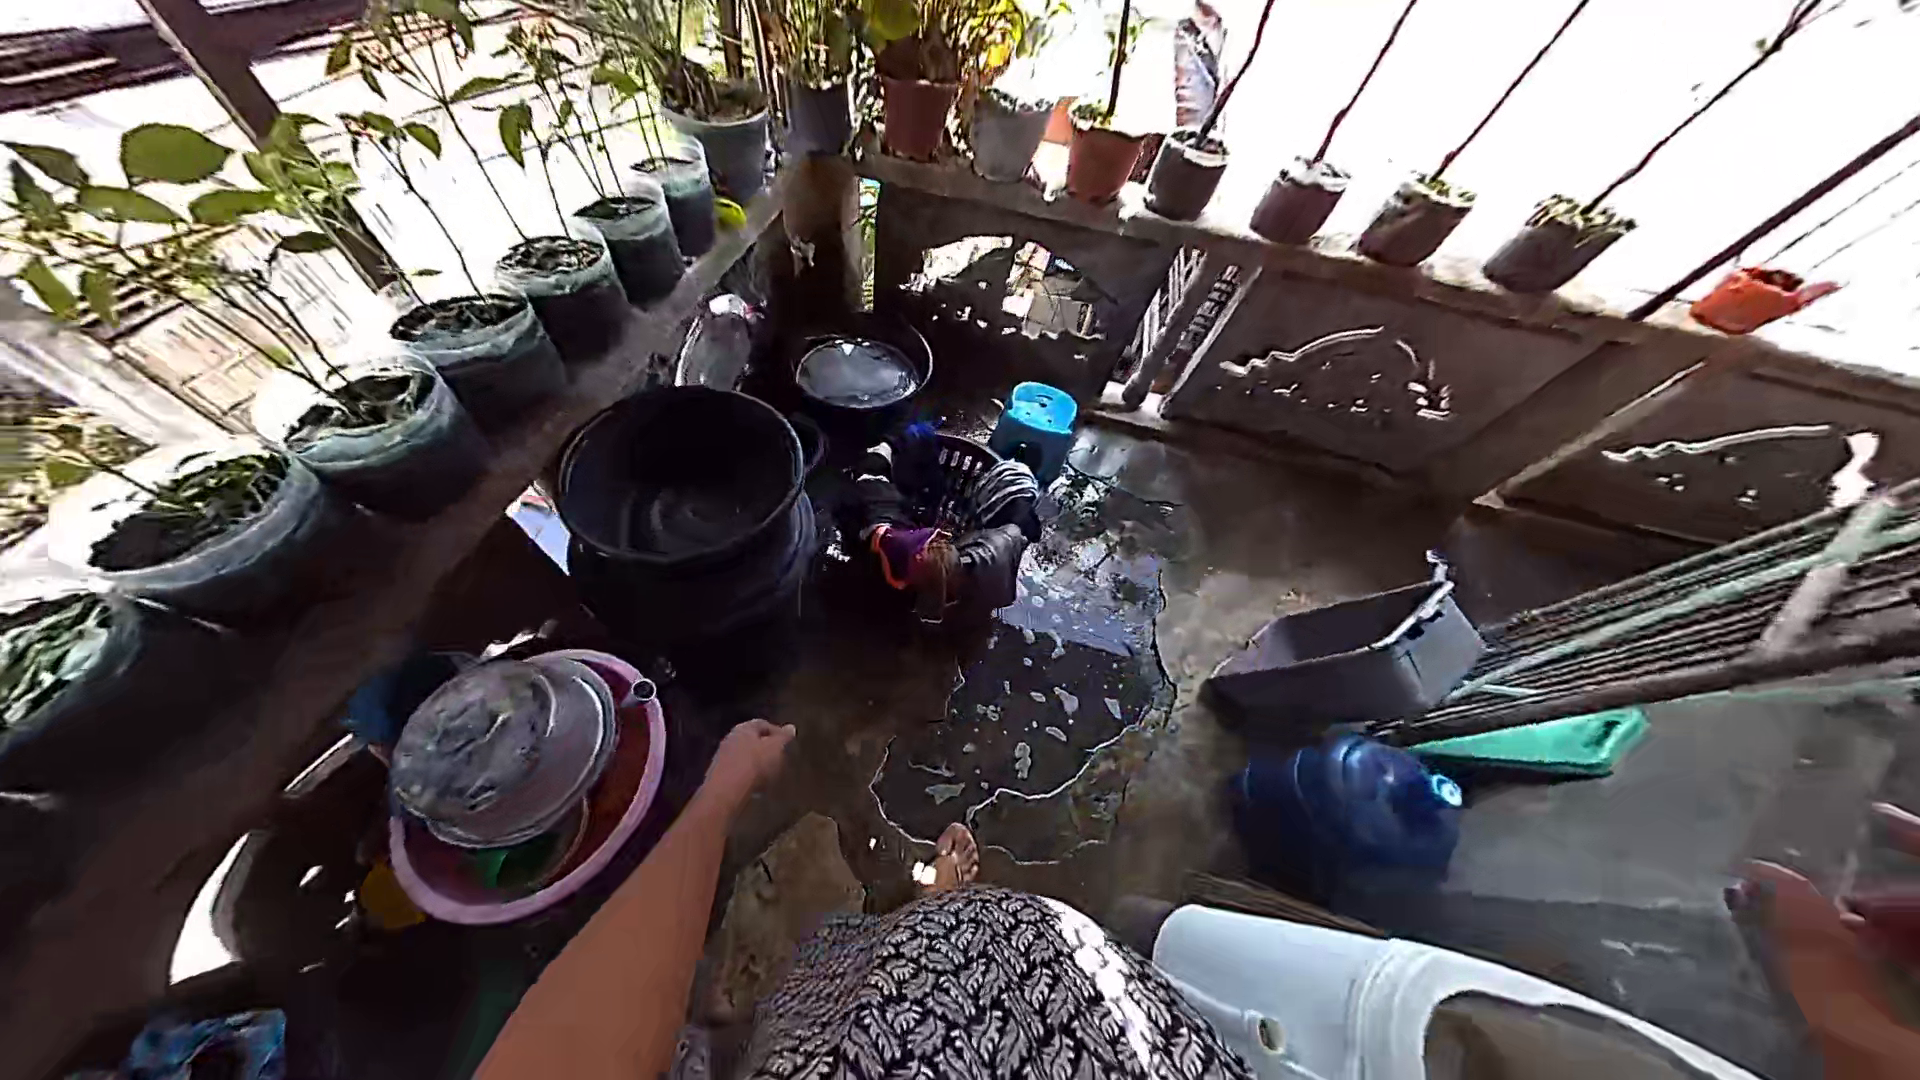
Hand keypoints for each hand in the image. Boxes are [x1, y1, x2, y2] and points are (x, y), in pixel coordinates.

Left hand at [698, 719, 794, 812]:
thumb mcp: (776, 749)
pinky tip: (756, 788)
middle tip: (780, 759)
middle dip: (766, 749)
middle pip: (752, 741)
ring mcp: (721, 760)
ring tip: (770, 776)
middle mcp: (730, 740)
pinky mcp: (718, 778)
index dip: (777, 732)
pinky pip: (738, 774)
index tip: (788, 743)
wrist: (726, 793)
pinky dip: (748, 778)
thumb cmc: (755, 764)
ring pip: (744, 758)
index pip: (763, 724)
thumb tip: (790, 727)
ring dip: (756, 765)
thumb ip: (784, 738)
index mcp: (744, 728)